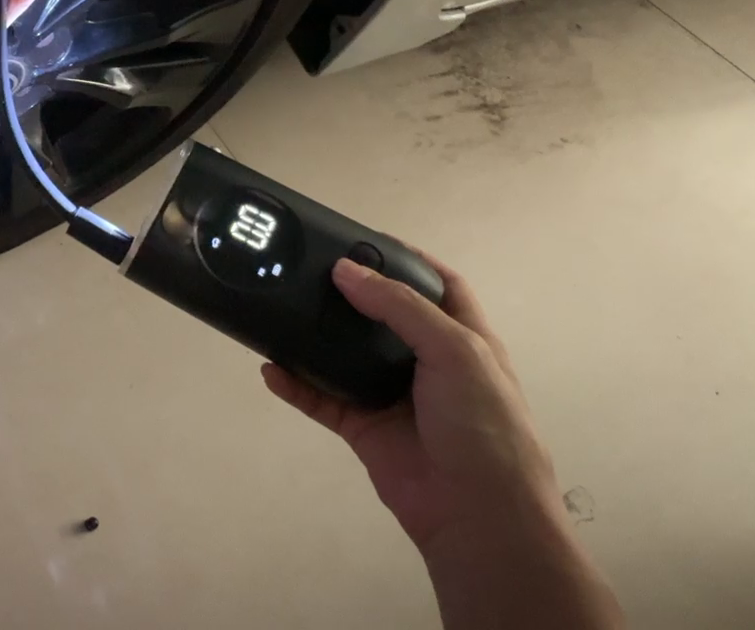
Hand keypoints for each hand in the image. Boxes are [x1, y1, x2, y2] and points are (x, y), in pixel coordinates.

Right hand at [262, 254, 555, 547]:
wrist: (476, 513)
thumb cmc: (483, 424)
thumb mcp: (456, 352)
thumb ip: (400, 307)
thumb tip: (345, 270)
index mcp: (462, 340)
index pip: (439, 286)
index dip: (409, 259)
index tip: (364, 240)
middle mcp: (424, 362)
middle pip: (382, 315)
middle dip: (349, 293)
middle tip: (307, 268)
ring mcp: (390, 394)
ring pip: (343, 355)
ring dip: (314, 337)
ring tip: (280, 310)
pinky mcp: (361, 425)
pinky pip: (319, 398)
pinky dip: (294, 385)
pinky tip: (271, 370)